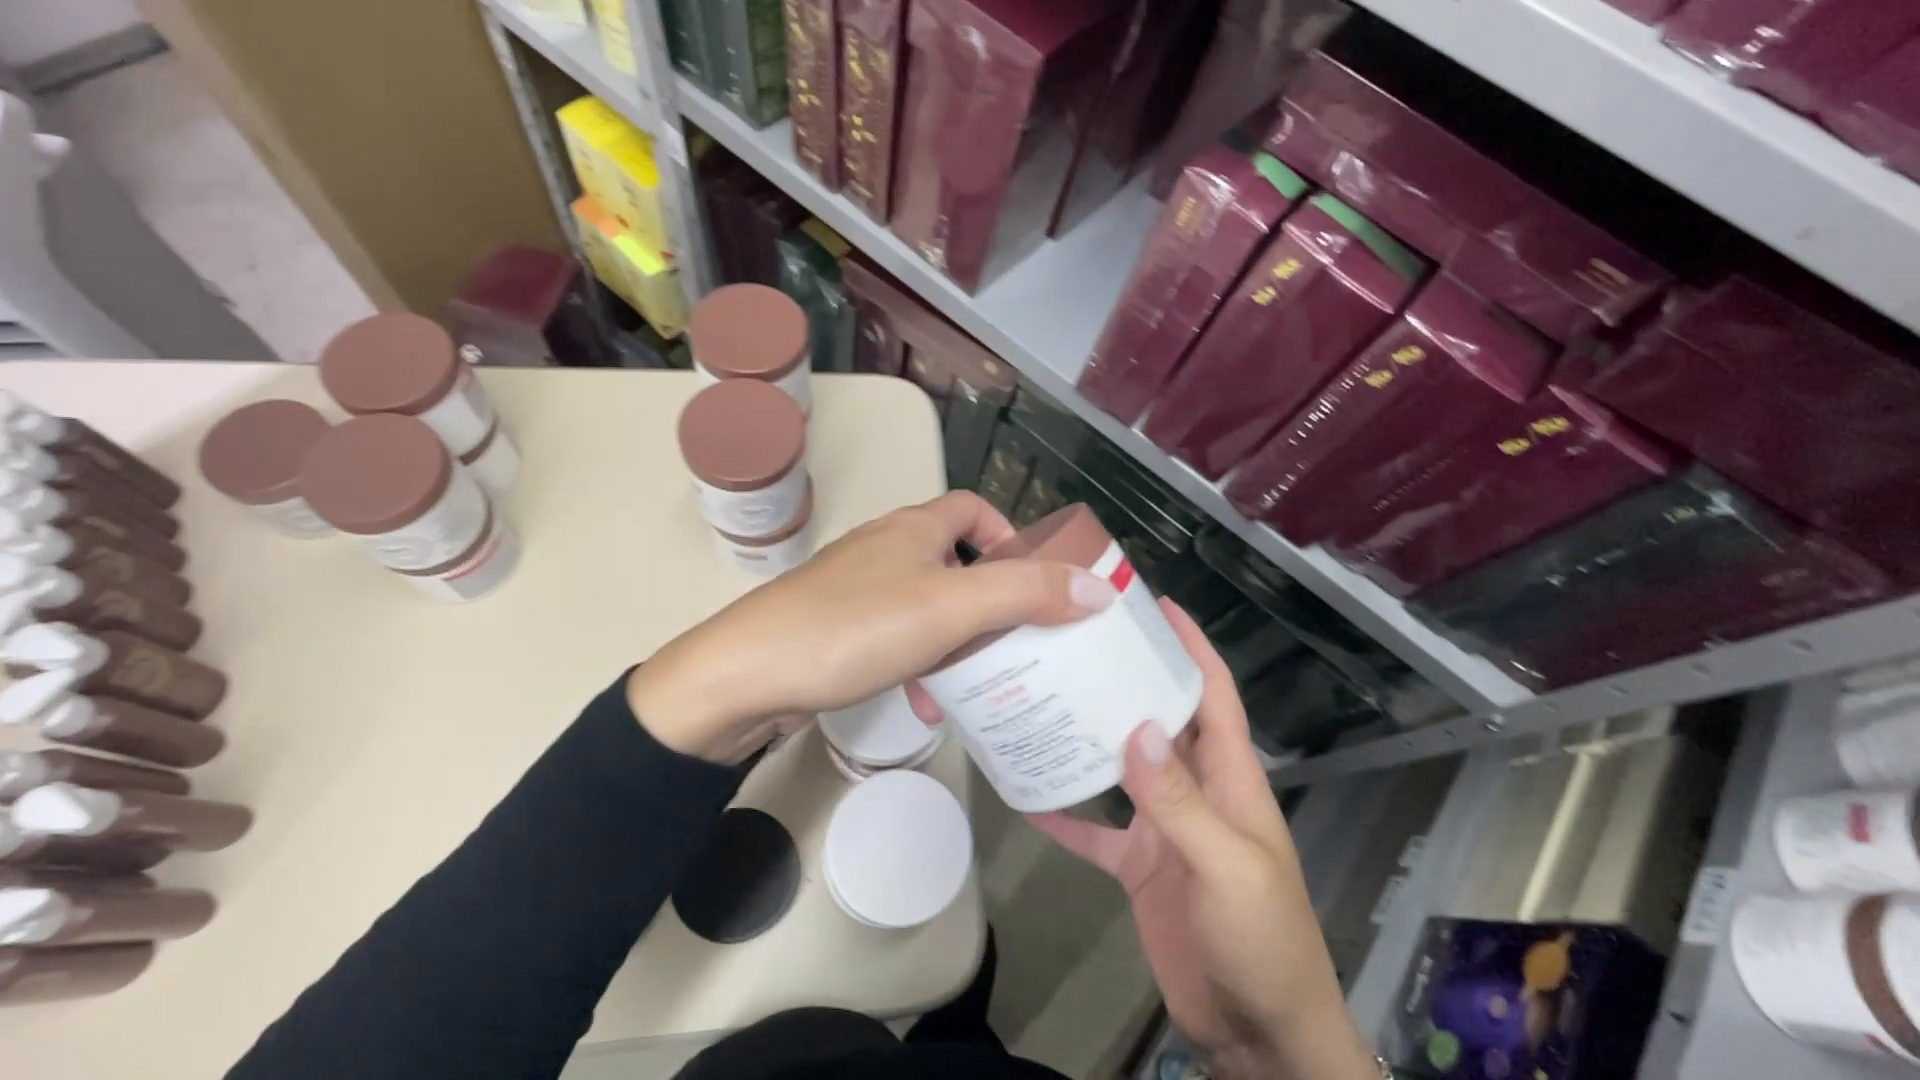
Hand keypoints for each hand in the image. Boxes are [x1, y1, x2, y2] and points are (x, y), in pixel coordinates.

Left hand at [627, 492, 1116, 761]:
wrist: (744, 677)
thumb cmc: (853, 628)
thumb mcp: (950, 607)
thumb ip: (1026, 593)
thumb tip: (1099, 587)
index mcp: (913, 528)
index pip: (974, 509)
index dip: (1012, 537)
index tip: (1040, 584)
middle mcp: (885, 549)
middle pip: (957, 562)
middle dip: (995, 600)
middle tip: (1025, 642)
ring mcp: (856, 592)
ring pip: (929, 608)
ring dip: (961, 641)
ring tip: (987, 681)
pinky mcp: (836, 632)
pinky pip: (897, 641)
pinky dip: (922, 666)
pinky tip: (929, 707)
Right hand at [1033, 602, 1376, 1079]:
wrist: (1259, 1028)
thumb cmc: (1263, 938)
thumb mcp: (1227, 865)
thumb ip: (1180, 800)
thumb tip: (1135, 727)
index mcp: (1232, 780)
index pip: (1213, 697)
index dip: (1192, 648)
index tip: (1158, 604)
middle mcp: (1198, 792)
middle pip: (1162, 720)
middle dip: (1132, 679)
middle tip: (1079, 641)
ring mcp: (1167, 830)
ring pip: (1124, 769)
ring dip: (1091, 738)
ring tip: (1044, 698)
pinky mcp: (1140, 868)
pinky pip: (1096, 831)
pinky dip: (1065, 813)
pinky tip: (1028, 793)